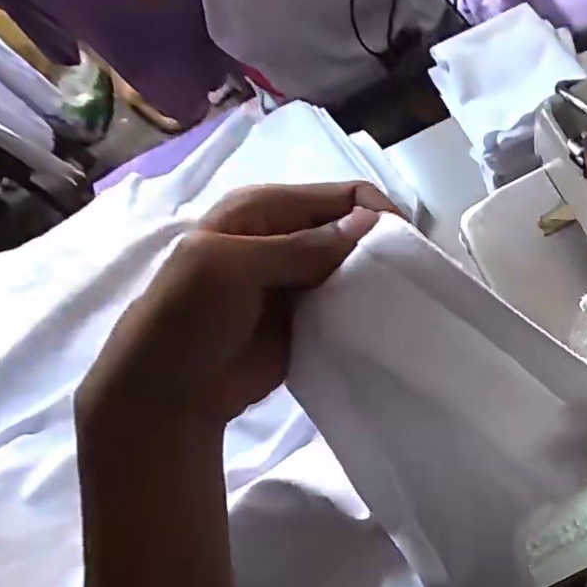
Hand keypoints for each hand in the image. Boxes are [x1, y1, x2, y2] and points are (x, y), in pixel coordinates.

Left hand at [78, 182, 395, 428]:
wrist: (173, 390)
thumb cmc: (189, 318)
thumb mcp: (234, 268)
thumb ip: (301, 246)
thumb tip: (371, 224)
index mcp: (266, 210)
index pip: (343, 196)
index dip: (378, 214)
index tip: (408, 250)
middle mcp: (288, 237)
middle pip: (354, 230)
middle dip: (384, 248)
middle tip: (413, 281)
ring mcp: (301, 279)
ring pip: (356, 268)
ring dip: (379, 281)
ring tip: (405, 303)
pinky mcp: (311, 316)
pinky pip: (350, 303)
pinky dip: (368, 308)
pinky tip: (385, 321)